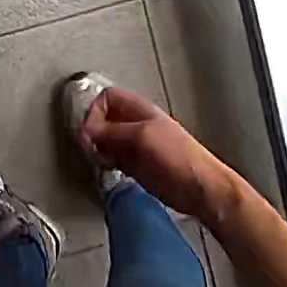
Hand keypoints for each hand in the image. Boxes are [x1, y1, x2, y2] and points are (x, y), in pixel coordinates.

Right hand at [78, 87, 245, 223]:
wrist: (200, 188)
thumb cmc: (181, 158)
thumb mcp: (141, 136)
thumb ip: (111, 131)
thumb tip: (86, 129)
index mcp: (139, 109)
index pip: (106, 98)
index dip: (94, 111)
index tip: (88, 129)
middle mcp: (136, 124)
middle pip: (103, 118)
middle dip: (92, 130)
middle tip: (89, 144)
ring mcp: (135, 145)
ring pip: (106, 139)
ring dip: (97, 147)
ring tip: (98, 156)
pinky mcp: (136, 165)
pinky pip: (112, 158)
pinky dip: (105, 162)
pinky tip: (108, 168)